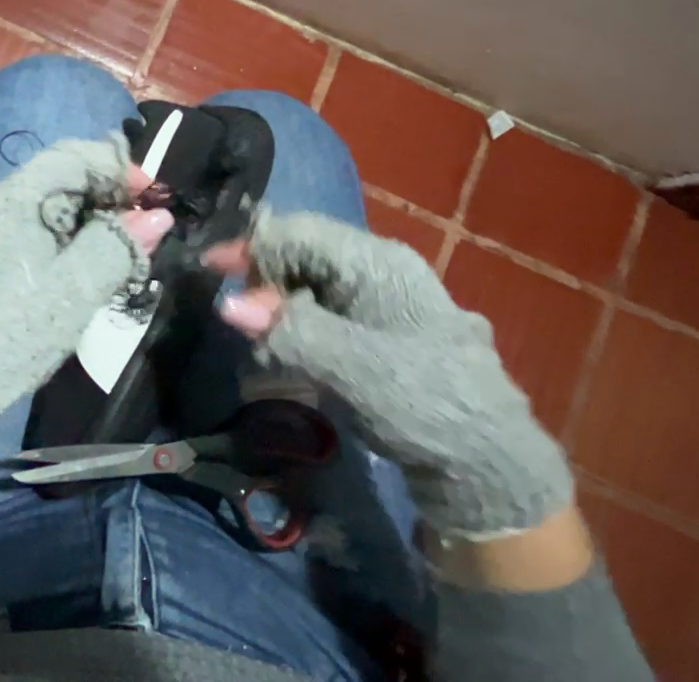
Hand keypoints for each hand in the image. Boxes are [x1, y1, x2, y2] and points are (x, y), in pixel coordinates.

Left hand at [0, 137, 172, 487]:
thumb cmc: (15, 328)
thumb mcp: (76, 288)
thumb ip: (118, 246)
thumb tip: (156, 216)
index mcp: (15, 198)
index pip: (72, 156)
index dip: (117, 168)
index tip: (151, 196)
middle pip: (58, 178)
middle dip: (105, 195)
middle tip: (141, 228)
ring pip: (46, 205)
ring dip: (87, 219)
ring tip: (119, 251)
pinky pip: (30, 228)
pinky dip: (63, 237)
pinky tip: (81, 267)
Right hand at [203, 211, 572, 538]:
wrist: (489, 467)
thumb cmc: (426, 404)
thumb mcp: (354, 367)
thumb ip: (291, 332)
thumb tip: (227, 305)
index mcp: (378, 264)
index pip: (301, 232)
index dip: (251, 246)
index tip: (209, 270)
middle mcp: (379, 273)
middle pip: (302, 257)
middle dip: (263, 284)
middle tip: (239, 323)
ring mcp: (381, 305)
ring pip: (309, 289)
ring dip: (277, 313)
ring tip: (260, 350)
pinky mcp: (378, 335)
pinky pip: (324, 317)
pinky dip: (297, 333)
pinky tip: (285, 362)